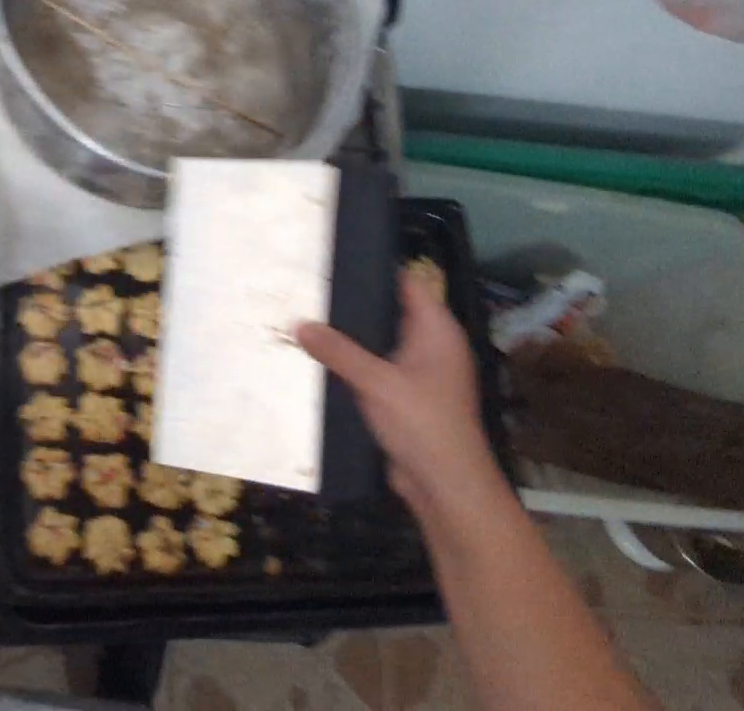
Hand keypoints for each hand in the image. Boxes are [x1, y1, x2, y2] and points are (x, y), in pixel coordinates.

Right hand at [295, 274, 498, 516]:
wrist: (444, 486)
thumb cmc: (422, 423)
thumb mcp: (376, 382)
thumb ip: (337, 351)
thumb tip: (299, 323)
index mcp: (437, 332)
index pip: (408, 284)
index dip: (376, 269)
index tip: (338, 258)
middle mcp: (430, 347)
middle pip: (388, 312)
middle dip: (353, 303)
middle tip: (311, 288)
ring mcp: (418, 374)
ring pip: (378, 344)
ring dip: (349, 338)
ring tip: (307, 318)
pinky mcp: (403, 398)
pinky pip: (374, 370)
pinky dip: (351, 365)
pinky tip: (319, 360)